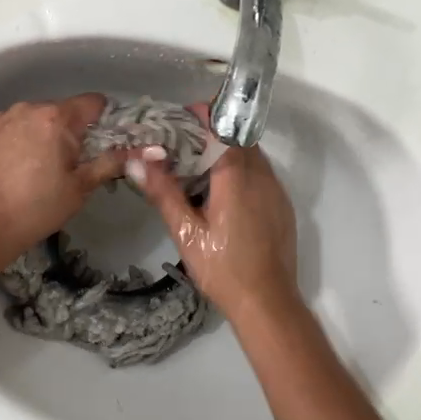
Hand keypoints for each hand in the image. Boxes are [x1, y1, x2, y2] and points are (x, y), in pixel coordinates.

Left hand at [0, 94, 136, 265]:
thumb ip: (110, 163)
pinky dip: (22, 139)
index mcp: (57, 118)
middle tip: (72, 165)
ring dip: (46, 134)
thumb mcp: (80, 188)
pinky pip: (15, 126)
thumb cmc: (36, 208)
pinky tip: (18, 167)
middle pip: (64, 110)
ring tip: (41, 168)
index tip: (103, 142)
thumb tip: (141, 151)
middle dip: (72, 131)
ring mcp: (4, 117)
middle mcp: (30, 108)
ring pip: (38, 118)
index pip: (94, 102)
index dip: (104, 119)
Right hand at [134, 134, 302, 322]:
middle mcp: (262, 175)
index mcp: (236, 177)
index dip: (203, 116)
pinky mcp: (282, 206)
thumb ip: (163, 192)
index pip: (223, 128)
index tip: (180, 117)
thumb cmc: (223, 268)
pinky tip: (221, 192)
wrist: (267, 303)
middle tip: (182, 141)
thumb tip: (138, 160)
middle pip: (239, 138)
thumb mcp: (186, 232)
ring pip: (252, 155)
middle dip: (213, 131)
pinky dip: (241, 170)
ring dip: (228, 151)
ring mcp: (276, 190)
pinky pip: (261, 174)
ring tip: (196, 165)